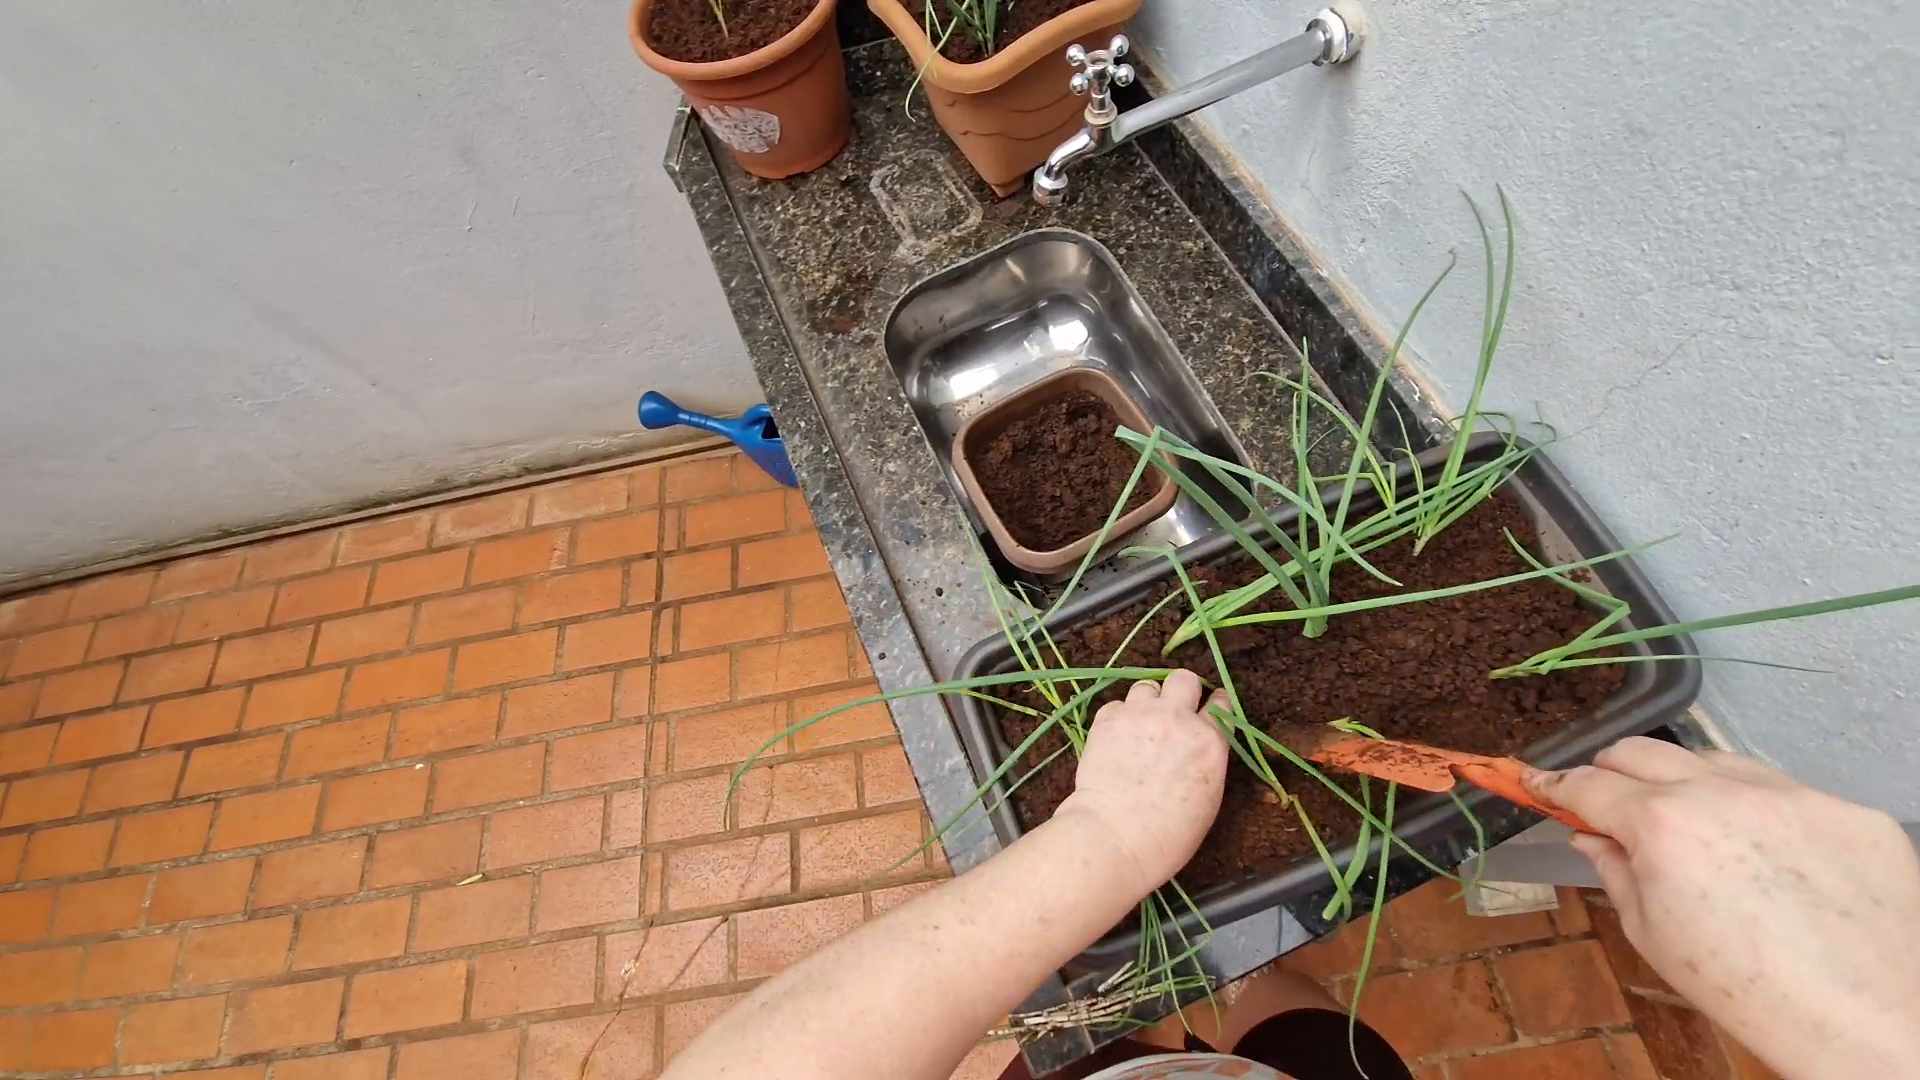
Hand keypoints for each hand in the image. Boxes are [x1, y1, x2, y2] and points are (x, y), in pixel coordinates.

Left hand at [1055, 669, 1229, 895]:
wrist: (1117, 835)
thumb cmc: (1170, 834)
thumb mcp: (1208, 797)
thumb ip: (1206, 759)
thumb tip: (1196, 746)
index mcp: (1209, 741)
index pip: (1221, 703)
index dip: (1215, 704)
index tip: (1209, 708)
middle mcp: (1176, 718)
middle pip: (1183, 679)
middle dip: (1181, 690)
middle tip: (1173, 709)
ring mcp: (1139, 714)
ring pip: (1146, 686)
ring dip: (1146, 701)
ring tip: (1140, 723)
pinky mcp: (1107, 719)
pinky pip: (1116, 704)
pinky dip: (1118, 717)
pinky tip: (1116, 738)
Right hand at [1528, 737, 1919, 1079]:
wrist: (1880, 1031)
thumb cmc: (1746, 989)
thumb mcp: (1648, 930)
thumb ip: (1612, 867)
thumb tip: (1591, 835)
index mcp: (1659, 824)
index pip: (1583, 783)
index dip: (1550, 784)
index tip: (1534, 783)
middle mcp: (1720, 794)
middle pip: (1637, 750)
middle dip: (1610, 774)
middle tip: (1612, 807)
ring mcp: (1792, 798)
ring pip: (1707, 759)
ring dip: (1685, 783)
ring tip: (1700, 830)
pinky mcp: (1850, 812)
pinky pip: (1781, 788)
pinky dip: (1756, 808)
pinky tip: (1769, 853)